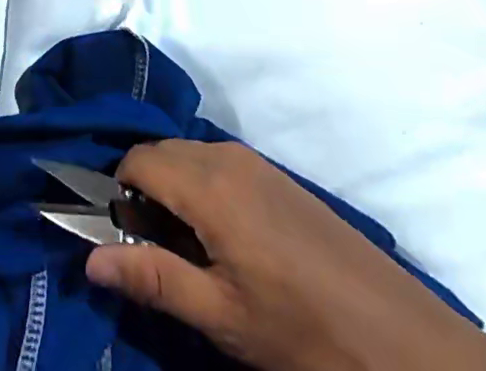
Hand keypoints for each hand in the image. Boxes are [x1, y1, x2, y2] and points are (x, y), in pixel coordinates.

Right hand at [87, 142, 485, 370]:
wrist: (396, 333)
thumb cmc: (300, 328)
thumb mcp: (221, 315)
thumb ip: (152, 277)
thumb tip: (89, 258)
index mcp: (211, 185)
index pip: (138, 160)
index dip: (116, 193)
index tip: (118, 237)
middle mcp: (230, 157)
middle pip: (162, 153)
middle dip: (141, 190)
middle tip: (149, 250)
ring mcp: (257, 163)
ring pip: (189, 157)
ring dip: (171, 189)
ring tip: (184, 251)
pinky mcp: (276, 175)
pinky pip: (217, 165)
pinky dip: (199, 188)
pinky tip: (220, 240)